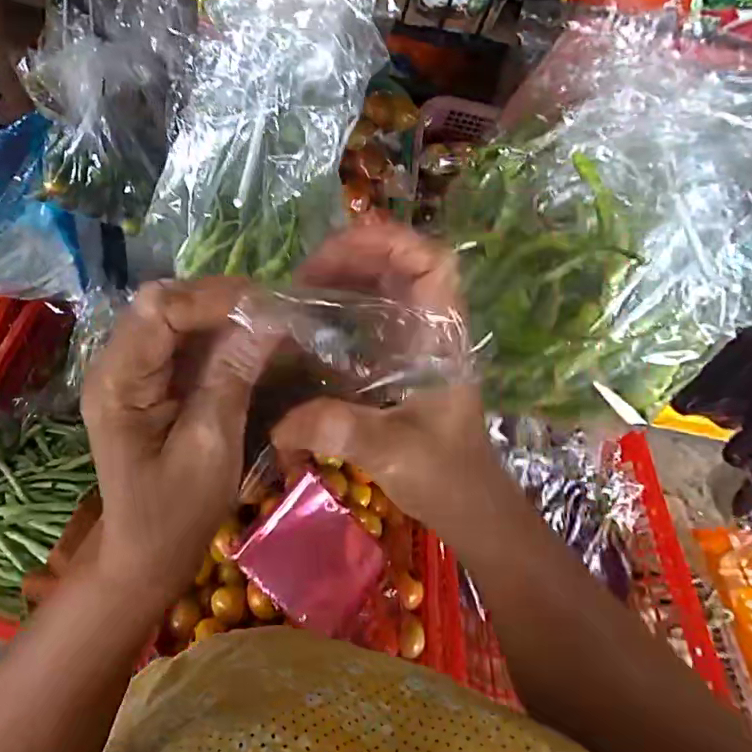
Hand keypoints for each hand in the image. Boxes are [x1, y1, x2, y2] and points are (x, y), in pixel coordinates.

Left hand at [80, 278, 280, 602]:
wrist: (145, 556)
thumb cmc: (174, 514)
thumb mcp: (210, 446)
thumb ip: (232, 376)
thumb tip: (267, 317)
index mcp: (117, 382)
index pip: (158, 309)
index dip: (212, 299)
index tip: (266, 307)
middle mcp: (116, 364)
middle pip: (164, 303)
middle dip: (220, 300)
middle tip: (274, 311)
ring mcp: (132, 370)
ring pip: (176, 315)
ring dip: (222, 313)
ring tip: (269, 320)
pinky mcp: (151, 379)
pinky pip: (184, 339)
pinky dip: (219, 333)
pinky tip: (250, 339)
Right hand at [269, 224, 504, 530]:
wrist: (472, 509)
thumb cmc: (448, 477)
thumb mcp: (393, 453)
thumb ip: (343, 431)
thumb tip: (280, 422)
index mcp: (442, 336)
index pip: (434, 262)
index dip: (393, 242)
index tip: (342, 250)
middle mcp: (433, 328)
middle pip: (402, 264)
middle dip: (354, 256)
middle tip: (305, 276)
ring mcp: (419, 341)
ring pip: (387, 285)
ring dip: (347, 276)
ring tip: (303, 290)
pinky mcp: (404, 358)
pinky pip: (375, 312)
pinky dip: (345, 303)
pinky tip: (313, 320)